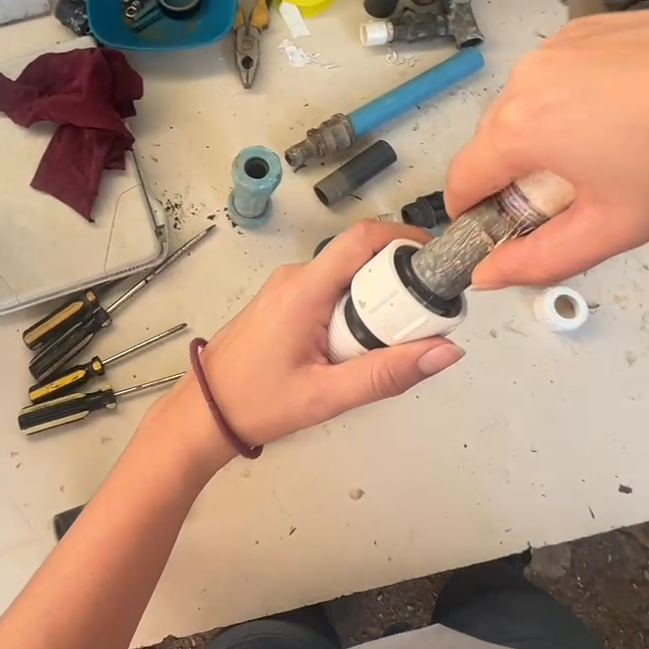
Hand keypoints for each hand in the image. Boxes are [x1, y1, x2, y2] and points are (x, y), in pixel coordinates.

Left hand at [174, 220, 464, 451]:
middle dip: (396, 286)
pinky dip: (353, 312)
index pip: (361, 240)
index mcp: (303, 290)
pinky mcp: (287, 300)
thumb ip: (387, 373)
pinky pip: (331, 291)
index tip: (434, 261)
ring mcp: (288, 287)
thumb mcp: (327, 395)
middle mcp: (294, 278)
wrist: (206, 409)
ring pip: (348, 277)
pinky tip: (352, 349)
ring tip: (380, 347)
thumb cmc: (253, 401)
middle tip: (416, 325)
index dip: (404, 239)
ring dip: (374, 304)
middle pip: (361, 259)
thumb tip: (442, 352)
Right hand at [443, 0, 648, 288]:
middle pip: (492, 138)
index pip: (461, 177)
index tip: (497, 225)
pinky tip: (630, 109)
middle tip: (576, 192)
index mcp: (520, 127)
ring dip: (546, 131)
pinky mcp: (590, 25)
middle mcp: (525, 76)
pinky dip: (575, 96)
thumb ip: (540, 258)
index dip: (471, 210)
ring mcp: (557, 45)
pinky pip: (559, 73)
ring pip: (525, 103)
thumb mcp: (619, 224)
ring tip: (614, 146)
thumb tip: (491, 274)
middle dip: (516, 171)